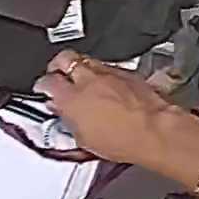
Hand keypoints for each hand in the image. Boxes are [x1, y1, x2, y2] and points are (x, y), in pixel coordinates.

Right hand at [34, 50, 198, 169]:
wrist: (155, 129)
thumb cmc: (124, 138)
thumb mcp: (85, 139)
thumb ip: (69, 119)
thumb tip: (65, 113)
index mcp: (71, 98)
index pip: (48, 82)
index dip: (43, 85)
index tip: (44, 88)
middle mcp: (88, 79)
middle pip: (64, 59)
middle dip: (57, 65)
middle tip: (57, 73)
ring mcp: (108, 72)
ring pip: (86, 59)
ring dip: (80, 67)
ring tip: (80, 78)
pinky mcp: (126, 71)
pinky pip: (107, 66)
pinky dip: (101, 72)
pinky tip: (104, 83)